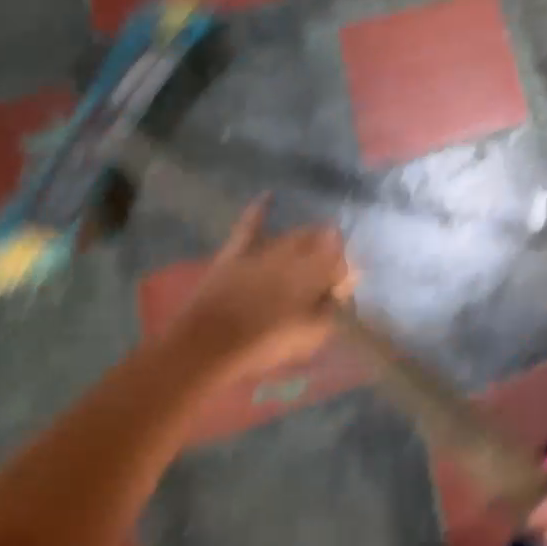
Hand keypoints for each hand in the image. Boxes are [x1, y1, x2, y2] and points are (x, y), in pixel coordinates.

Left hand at [169, 198, 353, 377]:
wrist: (204, 349)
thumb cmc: (265, 344)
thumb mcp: (313, 333)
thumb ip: (332, 307)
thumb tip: (339, 291)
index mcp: (320, 269)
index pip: (342, 258)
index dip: (342, 273)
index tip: (338, 290)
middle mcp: (297, 251)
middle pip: (322, 241)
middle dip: (327, 253)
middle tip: (323, 273)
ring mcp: (265, 249)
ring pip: (294, 235)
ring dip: (304, 240)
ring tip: (307, 251)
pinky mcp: (236, 253)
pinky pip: (251, 225)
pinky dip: (260, 210)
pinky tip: (268, 196)